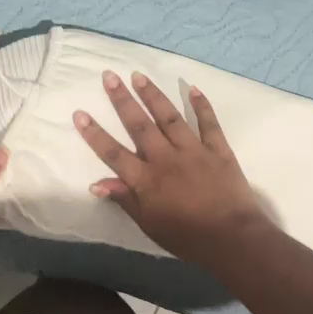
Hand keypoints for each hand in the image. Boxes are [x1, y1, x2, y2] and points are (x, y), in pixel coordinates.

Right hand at [74, 71, 270, 259]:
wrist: (232, 238)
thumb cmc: (186, 237)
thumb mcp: (149, 224)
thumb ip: (125, 200)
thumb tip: (96, 183)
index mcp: (146, 180)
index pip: (114, 153)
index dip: (95, 134)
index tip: (80, 113)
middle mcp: (165, 158)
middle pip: (139, 125)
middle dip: (122, 100)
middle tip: (109, 76)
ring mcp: (193, 150)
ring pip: (169, 117)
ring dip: (153, 95)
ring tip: (139, 75)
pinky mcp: (218, 149)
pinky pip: (208, 123)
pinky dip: (200, 104)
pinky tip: (191, 88)